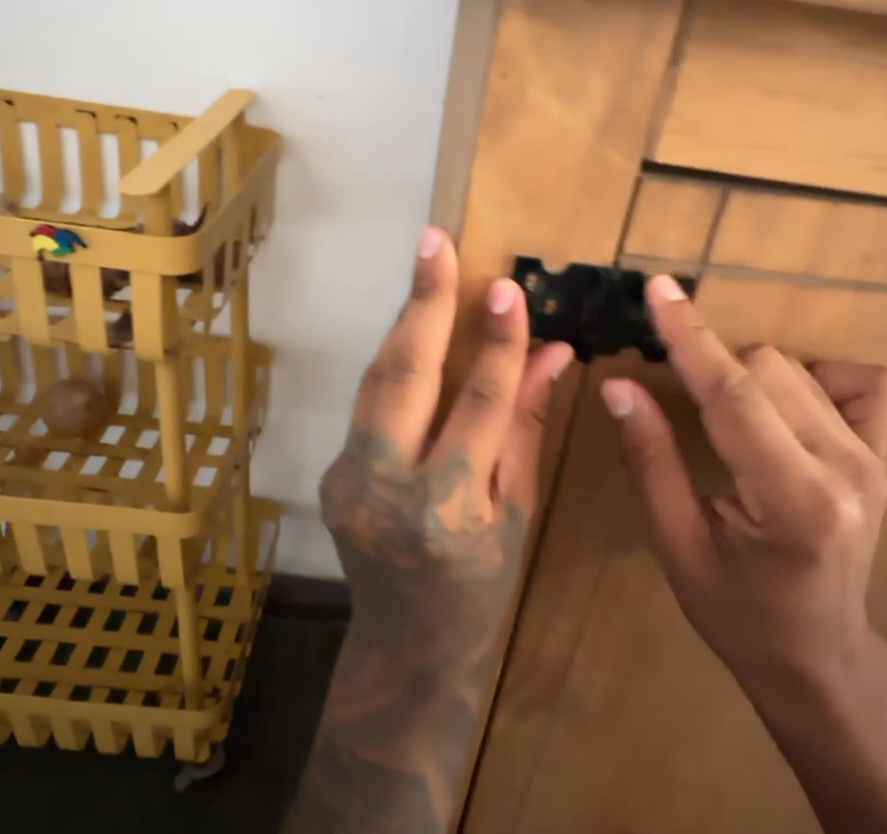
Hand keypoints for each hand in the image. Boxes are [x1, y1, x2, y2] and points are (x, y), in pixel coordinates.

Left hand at [320, 226, 571, 648]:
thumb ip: (526, 428)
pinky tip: (418, 328)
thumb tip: (553, 352)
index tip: (510, 290)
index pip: (478, 407)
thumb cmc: (480, 588)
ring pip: (377, 381)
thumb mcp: (517, 514)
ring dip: (406, 321)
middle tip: (436, 240)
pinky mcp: (334, 473)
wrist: (406, 646)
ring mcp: (348, 480)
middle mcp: (385, 488)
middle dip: (424, 303)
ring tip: (427, 263)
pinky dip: (399, 362)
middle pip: (405, 378)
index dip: (499, 346)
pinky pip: (370, 404)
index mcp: (446, 509)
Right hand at [602, 275, 886, 689]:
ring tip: (732, 432)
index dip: (688, 336)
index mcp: (792, 499)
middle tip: (684, 415)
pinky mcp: (886, 454)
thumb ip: (650, 459)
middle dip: (710, 374)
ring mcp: (874, 458)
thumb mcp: (676, 545)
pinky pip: (864, 381)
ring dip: (749, 381)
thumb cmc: (736, 612)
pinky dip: (818, 378)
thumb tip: (620, 385)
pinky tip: (789, 409)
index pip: (732, 394)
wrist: (817, 654)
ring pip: (798, 368)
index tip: (658, 289)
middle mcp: (845, 468)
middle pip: (765, 367)